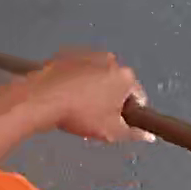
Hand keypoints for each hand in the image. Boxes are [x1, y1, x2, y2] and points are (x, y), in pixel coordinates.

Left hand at [26, 50, 153, 143]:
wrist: (42, 98)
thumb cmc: (79, 114)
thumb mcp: (111, 131)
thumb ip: (134, 133)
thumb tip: (148, 135)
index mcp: (125, 77)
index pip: (138, 97)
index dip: (131, 114)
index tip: (119, 123)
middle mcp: (110, 60)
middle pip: (117, 83)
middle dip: (111, 99)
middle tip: (97, 117)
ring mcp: (88, 54)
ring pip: (97, 75)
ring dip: (93, 88)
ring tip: (78, 107)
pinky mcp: (68, 54)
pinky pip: (79, 69)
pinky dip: (76, 79)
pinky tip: (66, 95)